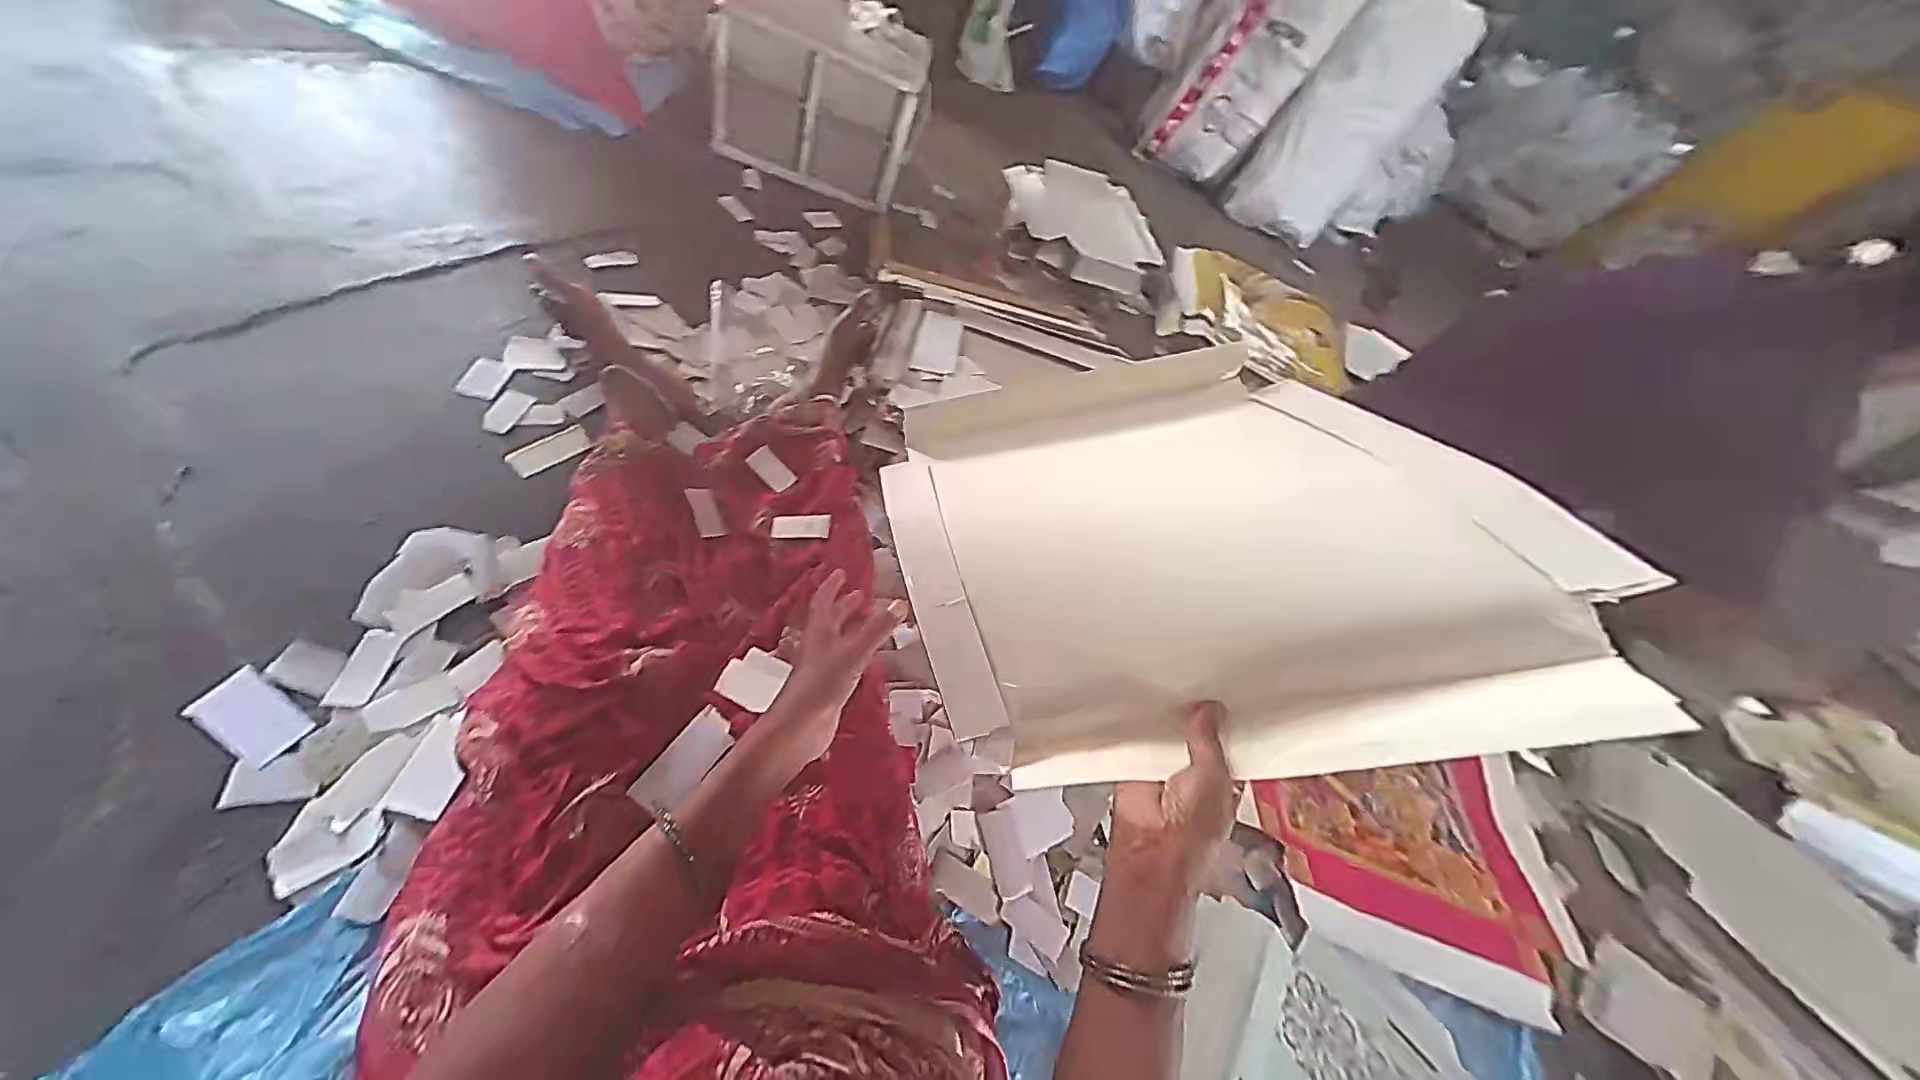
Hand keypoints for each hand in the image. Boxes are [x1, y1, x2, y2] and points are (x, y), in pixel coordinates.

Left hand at [746, 570, 903, 779]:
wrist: (801, 726)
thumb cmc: (818, 687)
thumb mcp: (855, 651)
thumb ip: (877, 628)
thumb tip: (897, 606)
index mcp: (819, 631)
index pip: (824, 600)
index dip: (833, 586)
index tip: (841, 574)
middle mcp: (818, 646)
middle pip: (830, 619)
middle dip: (845, 606)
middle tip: (858, 596)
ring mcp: (821, 667)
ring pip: (838, 641)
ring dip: (852, 630)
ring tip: (868, 624)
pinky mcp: (828, 686)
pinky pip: (844, 663)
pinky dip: (856, 655)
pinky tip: (865, 661)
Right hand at [1108, 702, 1237, 897]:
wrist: (1153, 848)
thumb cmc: (1194, 834)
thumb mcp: (1214, 778)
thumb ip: (1209, 742)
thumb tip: (1210, 712)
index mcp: (1220, 776)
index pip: (1220, 738)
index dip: (1218, 718)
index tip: (1215, 692)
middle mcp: (1190, 770)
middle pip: (1189, 731)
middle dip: (1187, 713)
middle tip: (1186, 689)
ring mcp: (1161, 767)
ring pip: (1161, 732)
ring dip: (1159, 719)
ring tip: (1163, 693)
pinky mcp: (1133, 764)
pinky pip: (1132, 739)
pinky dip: (1133, 727)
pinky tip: (1138, 711)